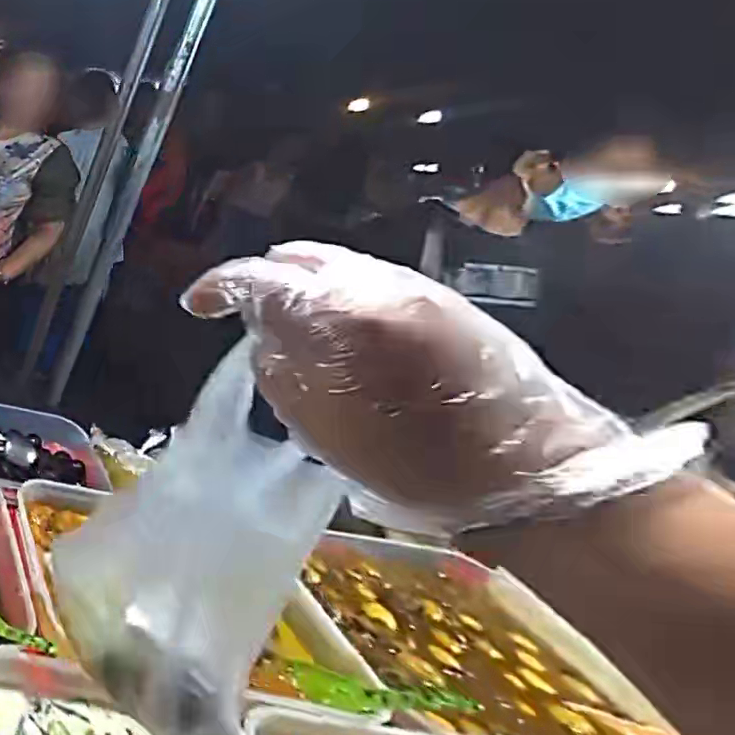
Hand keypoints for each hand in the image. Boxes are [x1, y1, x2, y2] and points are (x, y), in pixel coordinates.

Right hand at [184, 242, 704, 530]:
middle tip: (246, 320)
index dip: (219, 286)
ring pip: (331, 267)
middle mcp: (378, 283)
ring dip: (299, 291)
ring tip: (292, 331)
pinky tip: (337, 336)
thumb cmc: (419, 463)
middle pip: (296, 258)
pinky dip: (334, 299)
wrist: (538, 476)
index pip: (261, 277)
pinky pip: (364, 281)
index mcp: (344, 313)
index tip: (196, 305)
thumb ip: (278, 367)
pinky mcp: (440, 299)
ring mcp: (414, 286)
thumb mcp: (324, 426)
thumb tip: (260, 333)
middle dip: (262, 284)